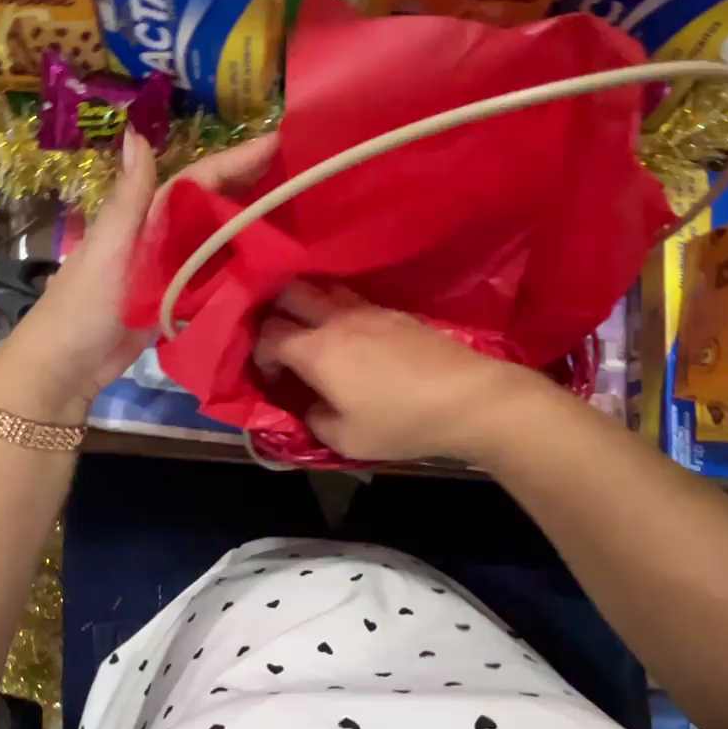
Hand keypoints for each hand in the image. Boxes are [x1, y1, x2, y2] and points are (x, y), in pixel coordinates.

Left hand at [0, 129, 278, 424]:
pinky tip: (276, 266)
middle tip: (307, 175)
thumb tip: (135, 130)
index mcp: (148, 217)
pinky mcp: (180, 304)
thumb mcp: (107, 248)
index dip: (238, 160)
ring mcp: (175, 272)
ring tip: (303, 215)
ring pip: (221, 241)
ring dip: (256, 227)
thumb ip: (128, 198)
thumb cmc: (81, 305)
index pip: (200, 180)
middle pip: (216, 206)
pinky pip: (218, 280)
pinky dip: (243, 270)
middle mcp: (165, 238)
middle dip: (255, 187)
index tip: (281, 142)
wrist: (66, 368)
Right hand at [252, 283, 546, 462]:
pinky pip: (352, 299)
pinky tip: (349, 337)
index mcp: (317, 350)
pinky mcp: (395, 312)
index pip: (268, 334)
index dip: (258, 353)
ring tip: (310, 332)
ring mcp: (369, 310)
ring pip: (322, 288)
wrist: (469, 398)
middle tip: (279, 341)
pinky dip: (337, 311)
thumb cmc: (402, 423)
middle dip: (274, 313)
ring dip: (306, 305)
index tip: (270, 375)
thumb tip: (311, 406)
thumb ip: (315, 421)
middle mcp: (337, 319)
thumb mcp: (347, 440)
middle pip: (289, 293)